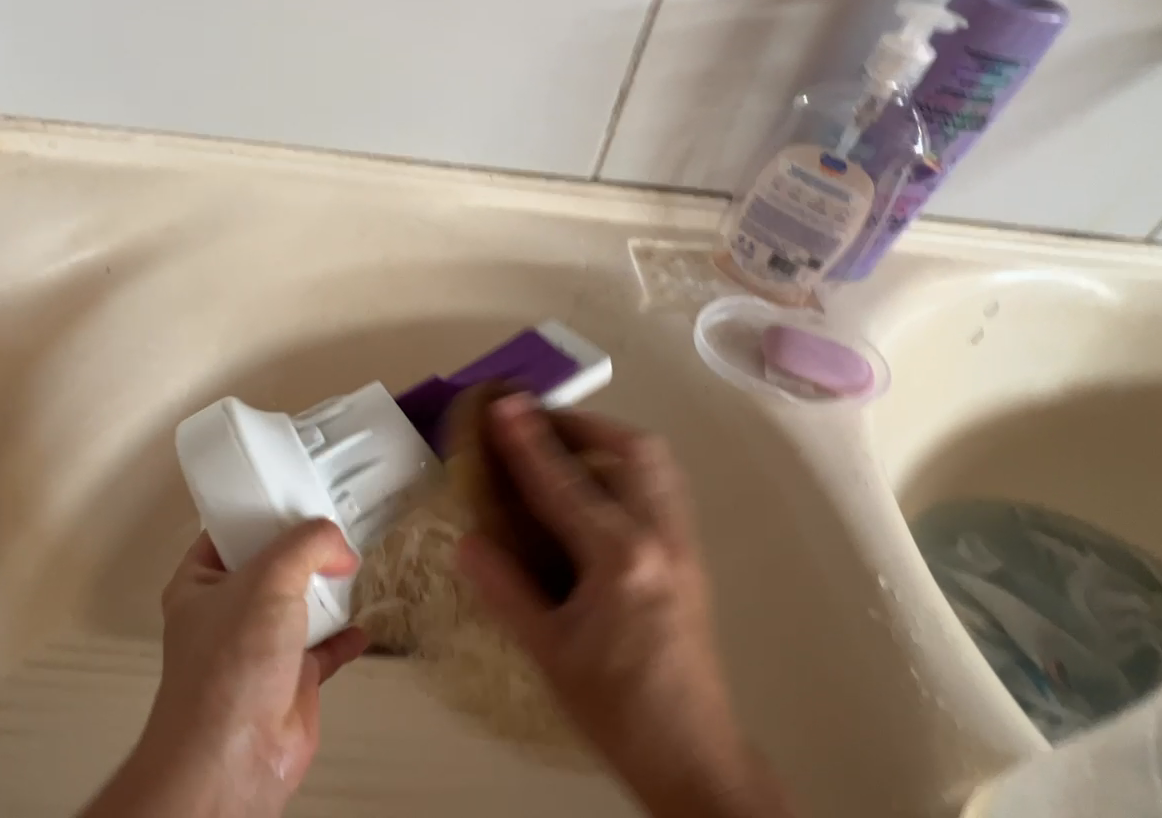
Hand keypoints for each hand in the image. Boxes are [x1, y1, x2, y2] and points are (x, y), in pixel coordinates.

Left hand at [84, 521, 370, 817]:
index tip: (295, 494)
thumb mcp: (267, 579)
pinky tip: (361, 625)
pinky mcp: (290, 678)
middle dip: (302, 550)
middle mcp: (228, 613)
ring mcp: (259, 647)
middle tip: (332, 528)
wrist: (236, 757)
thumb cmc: (225, 672)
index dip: (262, 511)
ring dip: (325, 589)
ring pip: (298, 604)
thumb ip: (307, 545)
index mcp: (201, 583)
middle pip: (271, 565)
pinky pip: (324, 647)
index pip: (230, 531)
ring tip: (351, 564)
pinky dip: (344, 635)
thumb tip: (337, 546)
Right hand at [456, 396, 788, 817]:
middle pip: (632, 451)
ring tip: (566, 446)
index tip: (502, 405)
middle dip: (581, 424)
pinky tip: (598, 490)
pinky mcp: (694, 557)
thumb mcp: (547, 652)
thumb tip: (468, 542)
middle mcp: (661, 538)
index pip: (563, 484)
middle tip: (538, 423)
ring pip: (656, 464)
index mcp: (620, 559)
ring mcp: (685, 545)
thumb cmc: (615, 708)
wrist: (693, 755)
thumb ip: (505, 590)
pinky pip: (664, 488)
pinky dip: (629, 469)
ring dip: (609, 441)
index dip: (528, 441)